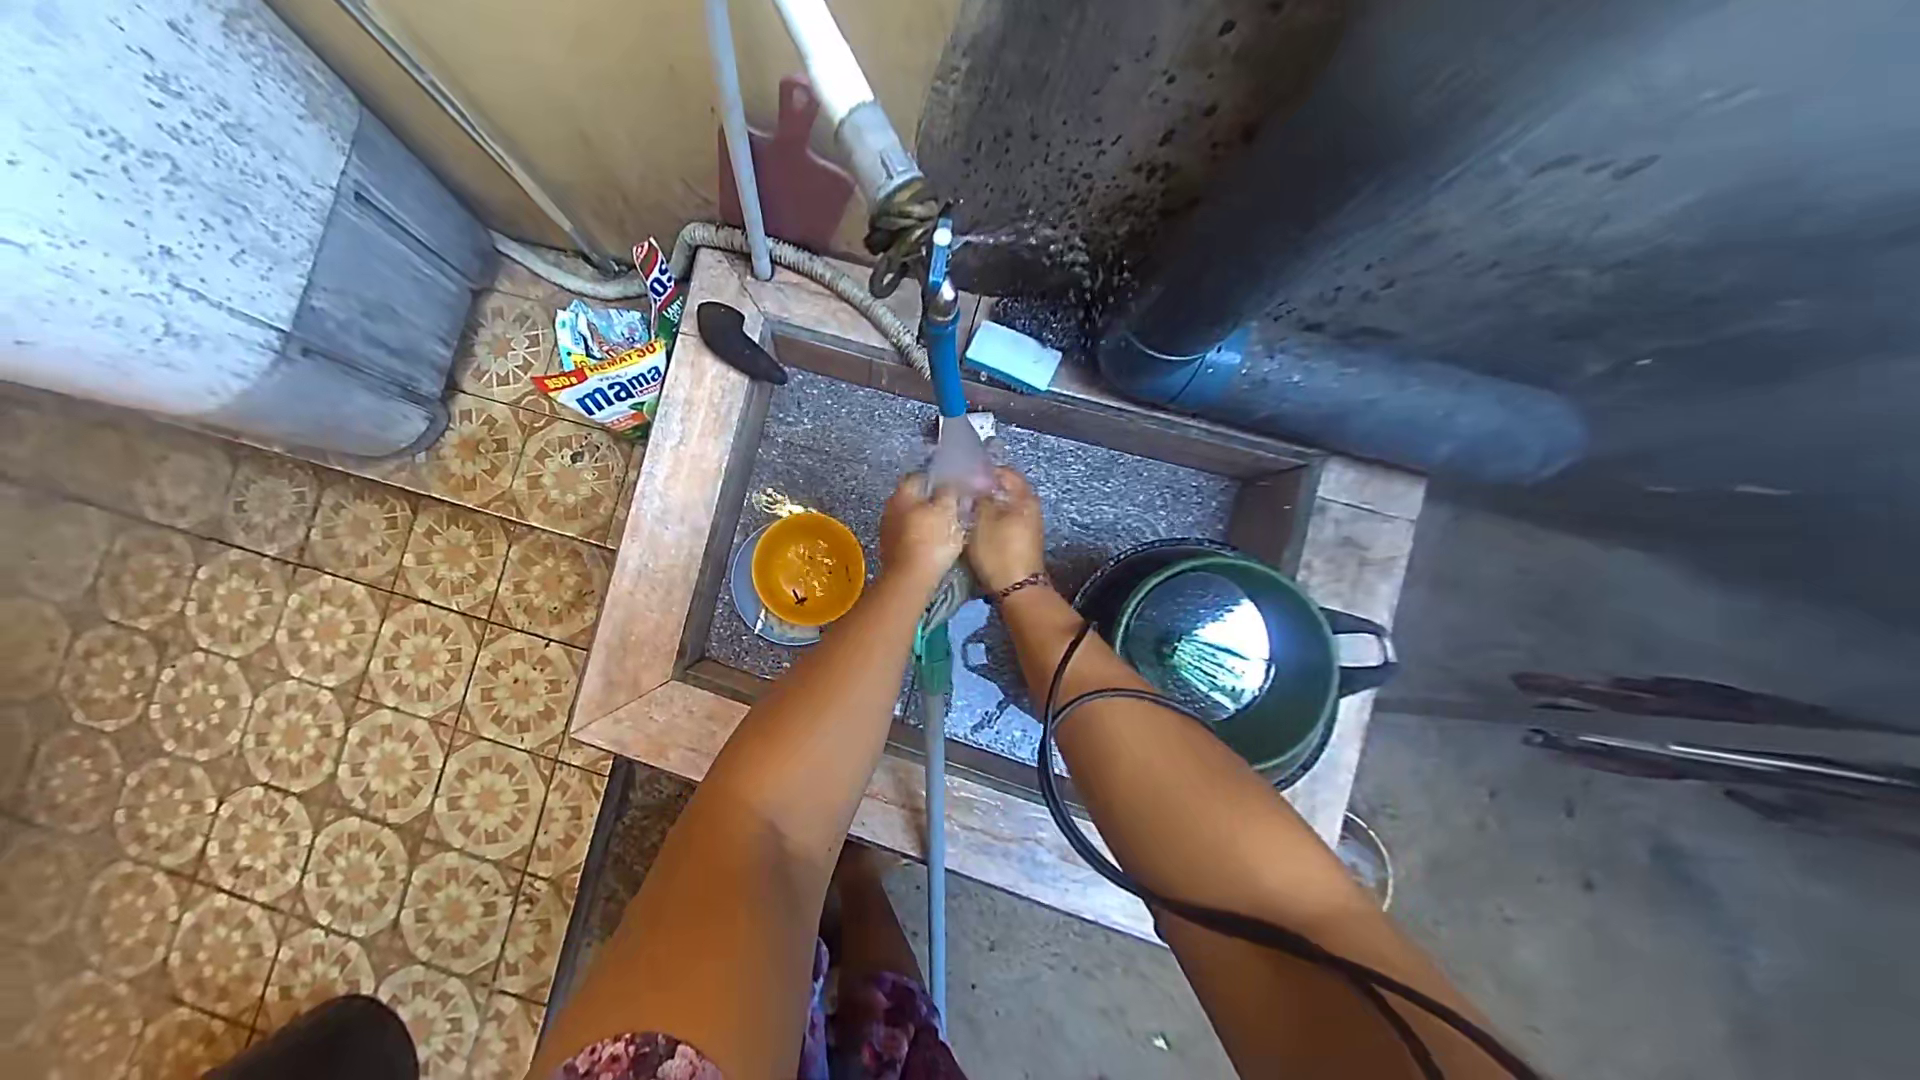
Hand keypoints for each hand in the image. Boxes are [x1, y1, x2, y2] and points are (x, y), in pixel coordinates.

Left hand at [879, 474, 963, 590]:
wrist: (910, 579)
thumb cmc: (930, 540)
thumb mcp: (947, 511)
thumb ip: (948, 493)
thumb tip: (948, 484)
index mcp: (902, 493)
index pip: (919, 476)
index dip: (937, 479)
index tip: (953, 486)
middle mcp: (890, 507)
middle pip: (914, 498)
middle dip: (932, 501)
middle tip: (953, 507)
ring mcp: (888, 530)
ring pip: (912, 517)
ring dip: (927, 520)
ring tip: (948, 528)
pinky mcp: (891, 550)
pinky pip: (910, 536)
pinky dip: (922, 536)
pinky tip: (936, 545)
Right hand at [967, 466, 1045, 592]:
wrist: (1017, 589)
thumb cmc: (999, 551)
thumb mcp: (982, 519)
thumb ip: (978, 496)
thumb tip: (974, 481)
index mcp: (1025, 497)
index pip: (1003, 471)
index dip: (981, 471)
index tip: (961, 477)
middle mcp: (1030, 507)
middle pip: (1002, 489)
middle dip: (981, 490)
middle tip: (959, 494)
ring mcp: (1027, 524)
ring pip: (1001, 506)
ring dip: (983, 507)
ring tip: (963, 510)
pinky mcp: (1020, 540)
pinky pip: (1002, 521)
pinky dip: (988, 520)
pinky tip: (973, 527)